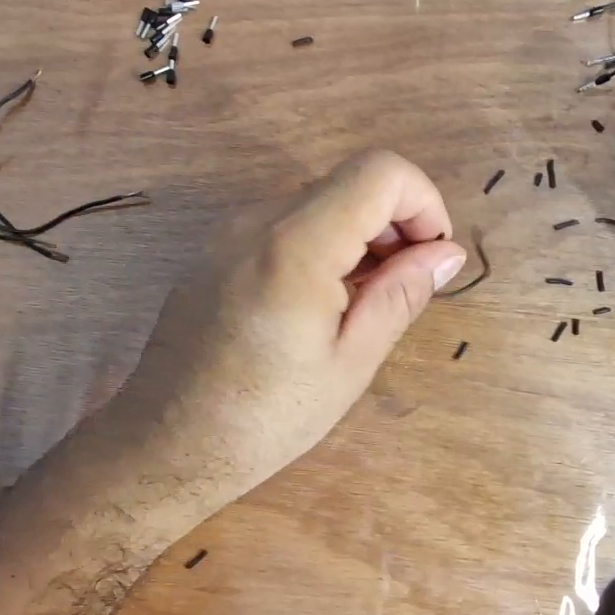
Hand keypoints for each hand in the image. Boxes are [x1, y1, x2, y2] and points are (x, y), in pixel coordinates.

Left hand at [95, 150, 465, 514]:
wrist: (168, 443)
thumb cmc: (266, 418)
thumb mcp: (350, 363)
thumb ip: (401, 295)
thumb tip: (446, 253)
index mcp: (296, 245)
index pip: (380, 172)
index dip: (422, 202)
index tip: (431, 257)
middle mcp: (255, 220)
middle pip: (347, 183)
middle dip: (391, 224)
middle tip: (401, 290)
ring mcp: (226, 234)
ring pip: (314, 205)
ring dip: (354, 239)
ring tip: (358, 307)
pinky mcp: (211, 254)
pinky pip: (278, 228)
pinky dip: (315, 249)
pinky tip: (313, 309)